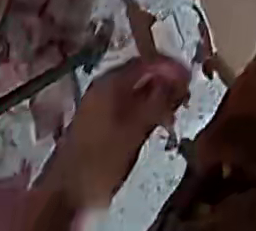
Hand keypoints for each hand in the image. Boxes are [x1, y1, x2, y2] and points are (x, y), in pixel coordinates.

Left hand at [34, 55, 190, 213]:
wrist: (66, 195)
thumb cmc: (101, 159)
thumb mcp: (136, 128)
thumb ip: (158, 99)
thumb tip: (178, 78)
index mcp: (111, 82)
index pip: (148, 61)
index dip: (171, 67)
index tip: (189, 76)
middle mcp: (103, 86)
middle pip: (141, 73)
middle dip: (165, 81)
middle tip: (184, 93)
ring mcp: (98, 103)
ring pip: (135, 90)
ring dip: (156, 97)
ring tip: (173, 111)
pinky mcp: (97, 120)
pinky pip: (127, 104)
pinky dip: (144, 108)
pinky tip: (155, 122)